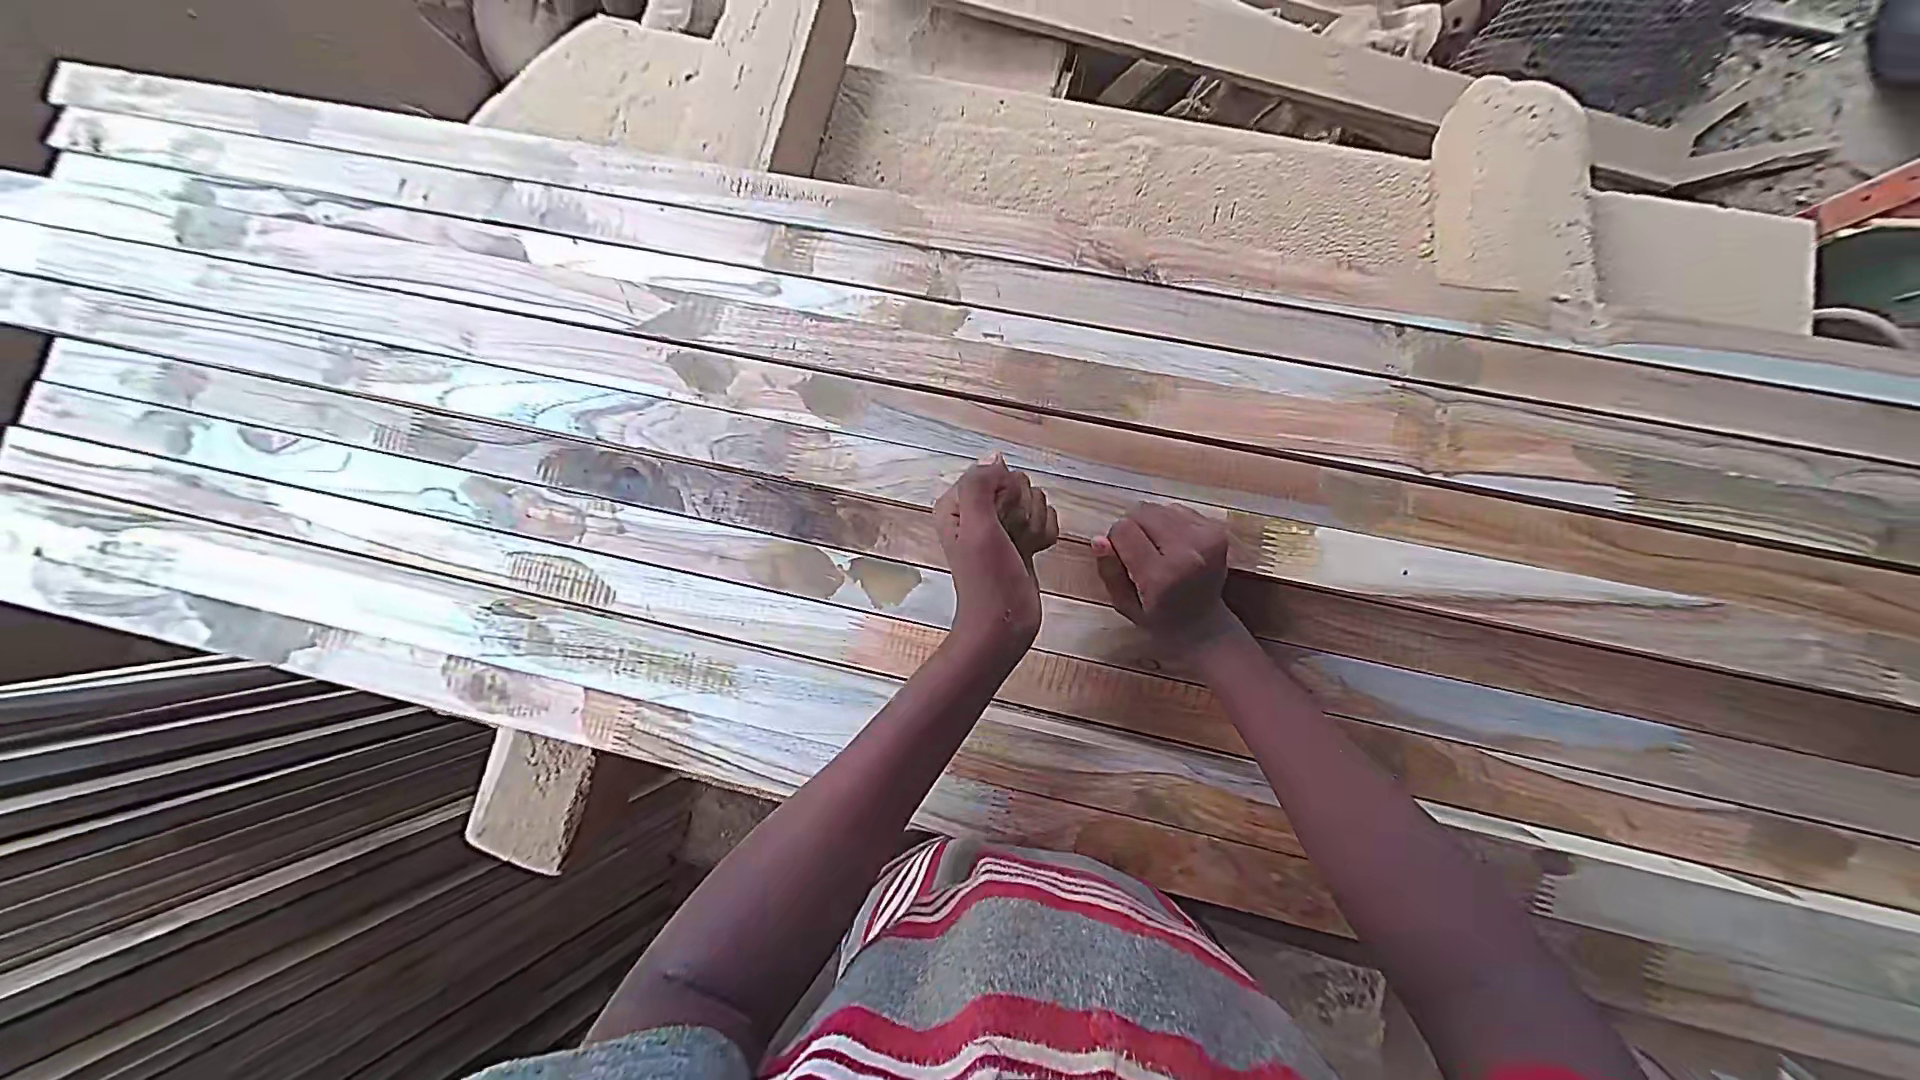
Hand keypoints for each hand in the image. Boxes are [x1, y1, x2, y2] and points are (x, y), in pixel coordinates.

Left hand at [934, 455, 1058, 652]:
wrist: (1005, 624)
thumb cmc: (988, 581)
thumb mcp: (976, 529)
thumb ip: (979, 486)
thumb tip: (995, 457)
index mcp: (957, 504)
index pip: (995, 472)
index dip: (1005, 496)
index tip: (999, 524)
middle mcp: (977, 512)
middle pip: (1019, 484)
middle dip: (1024, 511)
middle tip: (1009, 540)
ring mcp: (1000, 526)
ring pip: (1036, 500)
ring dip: (1035, 525)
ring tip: (1019, 550)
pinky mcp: (1020, 539)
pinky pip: (1046, 519)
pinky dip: (1045, 535)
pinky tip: (1032, 552)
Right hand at [1093, 503, 1244, 654]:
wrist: (1204, 622)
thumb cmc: (1157, 616)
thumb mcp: (1124, 604)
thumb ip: (1109, 571)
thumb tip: (1099, 539)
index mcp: (1161, 577)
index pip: (1123, 530)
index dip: (1116, 541)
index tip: (1123, 558)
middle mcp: (1188, 553)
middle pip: (1140, 513)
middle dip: (1133, 529)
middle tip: (1140, 554)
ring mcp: (1206, 539)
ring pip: (1158, 508)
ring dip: (1151, 524)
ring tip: (1157, 549)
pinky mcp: (1216, 530)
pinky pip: (1177, 509)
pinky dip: (1169, 522)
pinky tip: (1173, 544)